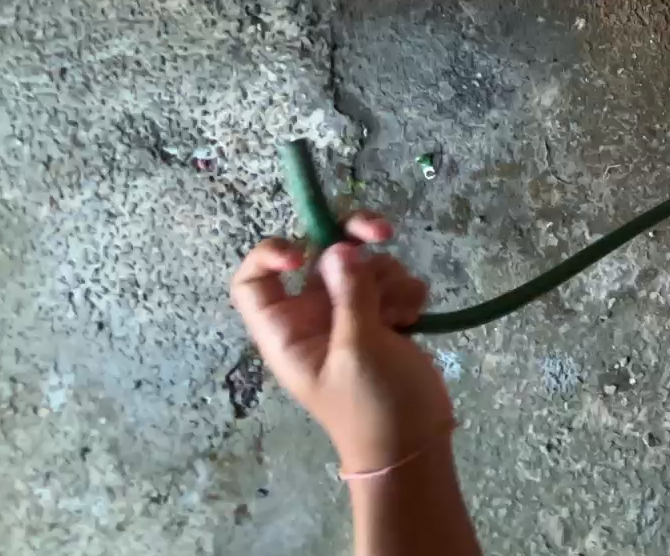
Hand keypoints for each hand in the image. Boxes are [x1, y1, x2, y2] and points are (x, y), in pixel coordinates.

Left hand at [229, 213, 451, 473]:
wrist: (412, 438)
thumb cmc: (371, 405)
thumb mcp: (359, 350)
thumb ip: (350, 298)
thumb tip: (338, 247)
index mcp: (287, 329)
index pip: (254, 280)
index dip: (271, 255)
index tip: (306, 251)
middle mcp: (315, 315)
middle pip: (324, 256)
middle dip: (354, 240)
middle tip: (384, 231)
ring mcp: (352, 314)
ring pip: (367, 266)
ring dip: (391, 277)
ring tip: (403, 311)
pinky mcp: (386, 315)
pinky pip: (395, 281)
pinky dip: (408, 291)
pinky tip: (415, 315)